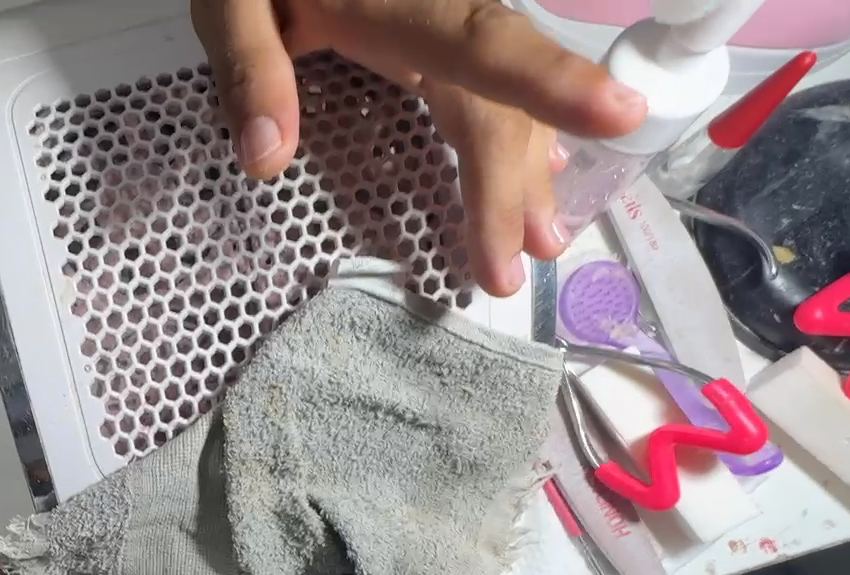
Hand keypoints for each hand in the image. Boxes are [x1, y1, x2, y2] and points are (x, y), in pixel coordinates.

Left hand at [190, 0, 647, 295]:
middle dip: (509, 188)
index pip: (481, 44)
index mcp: (397, 2)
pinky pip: (486, 88)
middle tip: (514, 273)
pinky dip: (513, 137)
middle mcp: (439, 9)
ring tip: (540, 244)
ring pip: (498, 99)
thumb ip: (250, 72)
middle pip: (494, 99)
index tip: (617, 116)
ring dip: (523, 173)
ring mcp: (443, 20)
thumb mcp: (232, 5)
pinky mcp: (434, 31)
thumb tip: (266, 160)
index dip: (548, 82)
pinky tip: (539, 170)